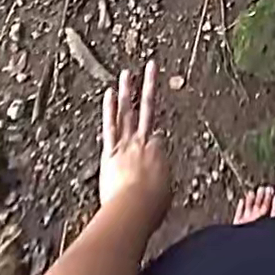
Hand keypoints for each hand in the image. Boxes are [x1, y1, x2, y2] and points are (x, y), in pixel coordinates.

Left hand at [99, 61, 169, 222]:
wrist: (133, 210)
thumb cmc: (150, 208)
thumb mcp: (164, 193)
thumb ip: (161, 178)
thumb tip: (159, 178)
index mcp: (159, 151)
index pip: (159, 136)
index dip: (157, 139)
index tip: (155, 143)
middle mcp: (144, 141)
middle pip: (149, 107)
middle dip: (150, 84)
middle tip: (151, 64)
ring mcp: (126, 142)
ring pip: (128, 110)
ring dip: (127, 90)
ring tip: (127, 72)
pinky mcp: (111, 150)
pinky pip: (110, 125)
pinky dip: (110, 109)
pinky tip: (110, 92)